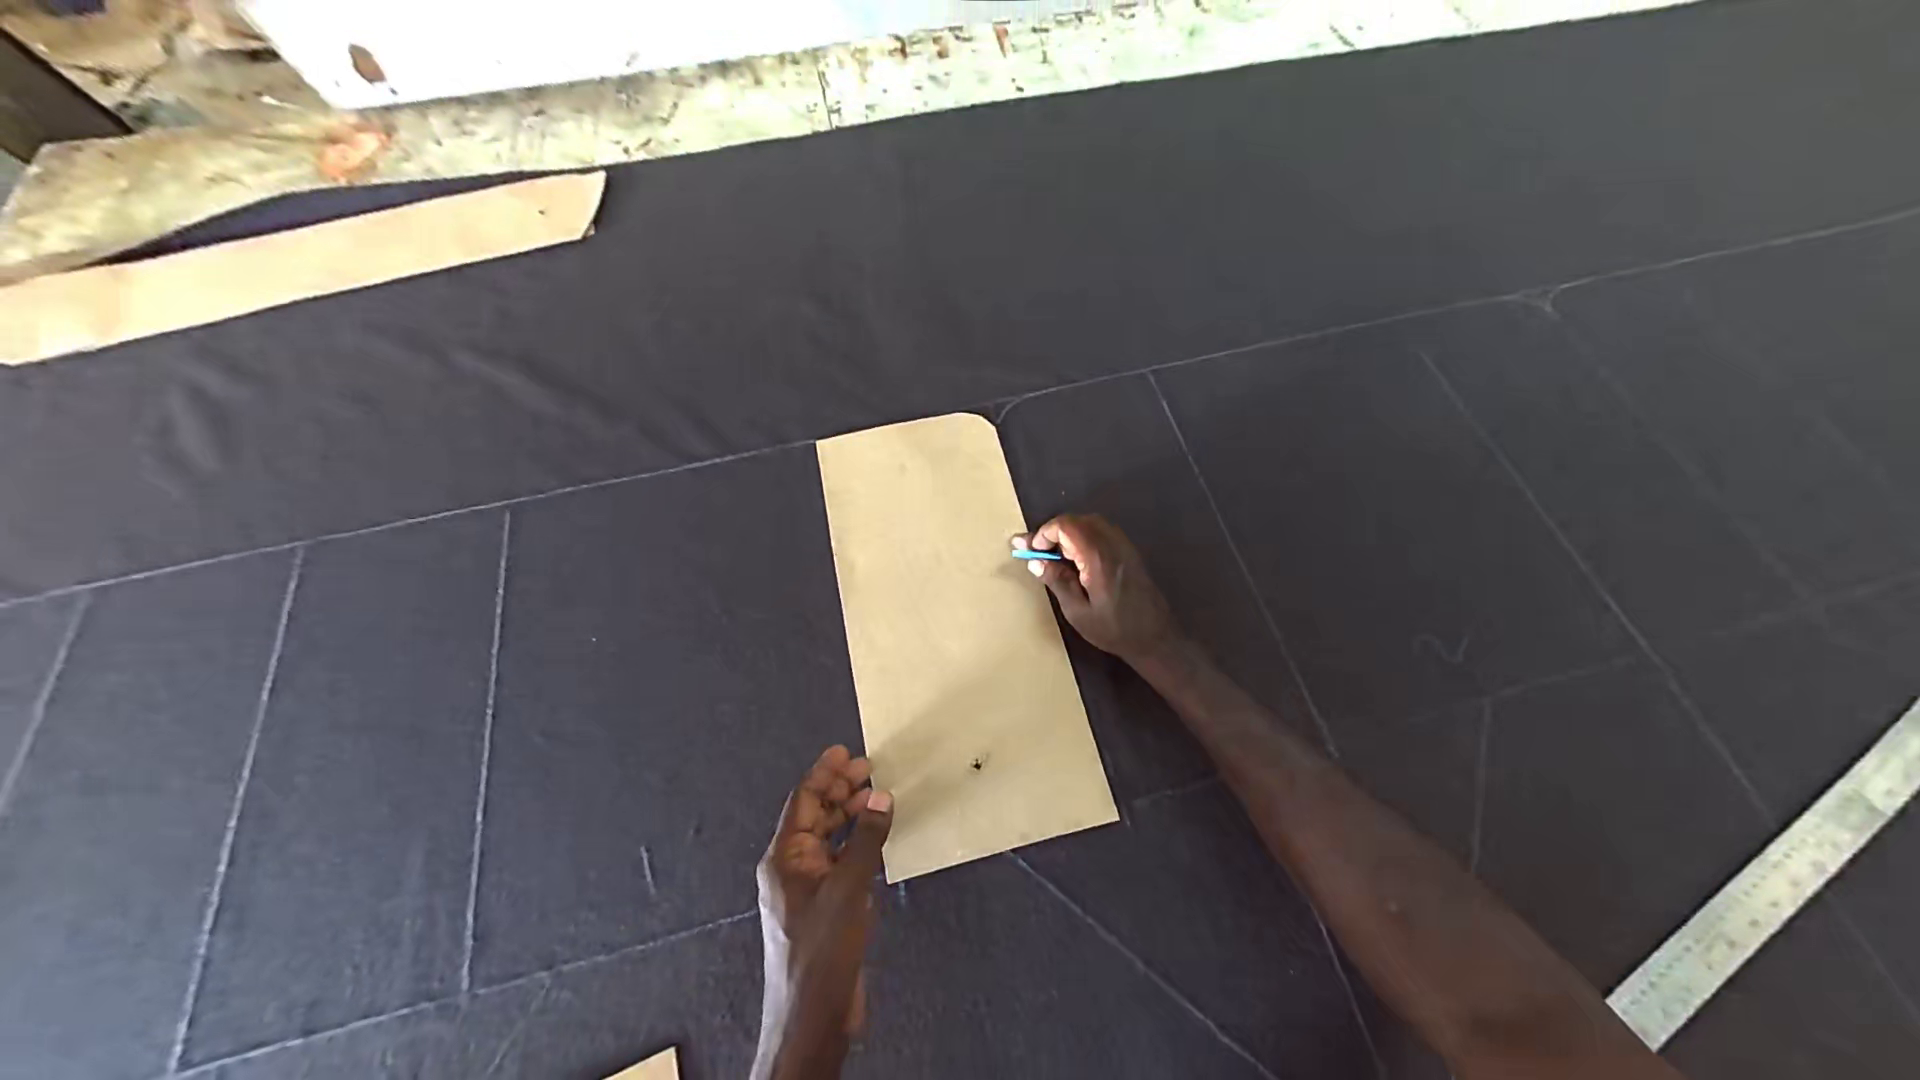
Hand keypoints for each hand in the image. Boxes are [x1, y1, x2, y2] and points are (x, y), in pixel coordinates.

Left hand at [754, 746, 892, 1079]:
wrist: (812, 1019)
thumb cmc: (822, 952)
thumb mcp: (847, 890)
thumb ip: (866, 840)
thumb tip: (881, 796)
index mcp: (784, 857)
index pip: (803, 801)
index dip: (824, 774)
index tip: (845, 752)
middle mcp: (792, 866)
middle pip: (815, 815)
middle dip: (840, 790)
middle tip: (869, 768)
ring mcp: (808, 887)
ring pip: (829, 837)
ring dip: (850, 815)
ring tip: (876, 795)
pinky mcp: (826, 905)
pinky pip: (840, 859)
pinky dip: (856, 842)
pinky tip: (875, 835)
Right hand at [1016, 513, 1183, 665]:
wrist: (1156, 638)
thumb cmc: (1114, 629)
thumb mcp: (1078, 611)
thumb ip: (1057, 581)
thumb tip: (1035, 561)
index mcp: (1098, 557)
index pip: (1066, 526)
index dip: (1044, 533)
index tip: (1031, 550)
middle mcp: (1112, 543)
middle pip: (1077, 520)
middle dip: (1054, 532)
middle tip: (1038, 552)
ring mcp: (1124, 545)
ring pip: (1090, 524)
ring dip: (1068, 534)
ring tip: (1054, 557)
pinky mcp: (1129, 552)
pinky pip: (1102, 532)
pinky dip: (1083, 537)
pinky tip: (1076, 559)